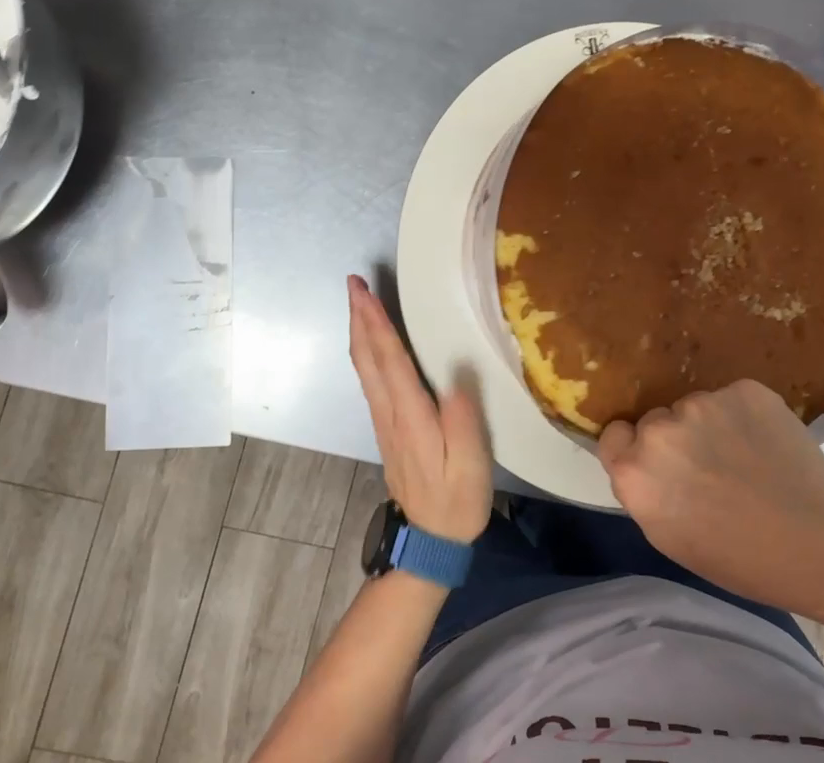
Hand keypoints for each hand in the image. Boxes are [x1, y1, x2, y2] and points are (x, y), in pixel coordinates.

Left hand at [346, 275, 492, 541]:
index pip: (389, 359)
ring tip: (358, 302)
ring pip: (364, 367)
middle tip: (353, 282)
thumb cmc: (456, 502)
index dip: (376, 323)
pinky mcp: (387, 427)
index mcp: (411, 416)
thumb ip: (463, 422)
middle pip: (368, 357)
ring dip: (359, 331)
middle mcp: (390, 412)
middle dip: (359, 317)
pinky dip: (366, 351)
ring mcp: (384, 420)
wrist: (429, 541)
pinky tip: (370, 343)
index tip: (364, 292)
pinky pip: (370, 379)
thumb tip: (456, 379)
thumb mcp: (470, 466)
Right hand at [598, 380, 823, 599]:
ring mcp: (702, 404)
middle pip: (656, 420)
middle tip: (709, 468)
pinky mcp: (744, 390)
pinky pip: (733, 399)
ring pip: (696, 408)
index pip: (613, 435)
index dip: (634, 448)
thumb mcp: (668, 536)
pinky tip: (768, 446)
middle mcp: (659, 430)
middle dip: (675, 438)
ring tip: (746, 459)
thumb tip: (646, 465)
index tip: (659, 464)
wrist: (818, 543)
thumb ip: (644, 491)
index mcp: (634, 471)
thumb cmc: (738, 558)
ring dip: (711, 426)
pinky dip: (745, 417)